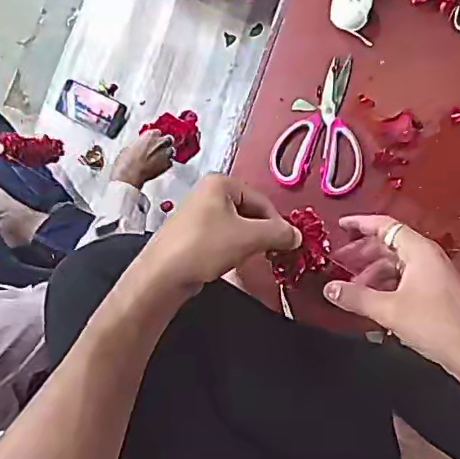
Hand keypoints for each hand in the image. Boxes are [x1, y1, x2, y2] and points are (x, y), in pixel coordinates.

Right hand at [109, 129, 173, 186]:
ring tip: (158, 159)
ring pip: (171, 150)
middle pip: (167, 140)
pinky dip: (166, 164)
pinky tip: (158, 166)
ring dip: (166, 153)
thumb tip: (141, 146)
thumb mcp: (130, 147)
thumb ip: (140, 144)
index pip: (157, 132)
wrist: (130, 175)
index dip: (154, 138)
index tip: (152, 141)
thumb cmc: (127, 162)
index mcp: (150, 135)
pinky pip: (170, 162)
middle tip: (157, 150)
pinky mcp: (168, 164)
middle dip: (163, 144)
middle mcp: (160, 142)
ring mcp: (166, 153)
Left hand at [131, 175, 299, 292]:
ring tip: (248, 258)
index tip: (286, 243)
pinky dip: (232, 248)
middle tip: (270, 252)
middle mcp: (207, 193)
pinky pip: (222, 237)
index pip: (262, 201)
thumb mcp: (249, 238)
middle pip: (250, 212)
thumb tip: (296, 236)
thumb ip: (279, 233)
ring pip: (237, 226)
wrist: (163, 275)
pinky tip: (229, 262)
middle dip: (262, 233)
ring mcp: (197, 213)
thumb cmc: (203, 247)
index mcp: (220, 182)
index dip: (277, 223)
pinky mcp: (191, 234)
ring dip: (248, 242)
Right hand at [324, 216, 459, 388]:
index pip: (385, 225)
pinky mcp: (436, 292)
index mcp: (418, 250)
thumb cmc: (435, 324)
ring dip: (372, 273)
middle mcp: (427, 256)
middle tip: (338, 263)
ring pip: (396, 264)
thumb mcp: (389, 310)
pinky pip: (405, 279)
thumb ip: (356, 297)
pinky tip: (372, 302)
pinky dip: (386, 285)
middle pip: (389, 244)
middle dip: (362, 252)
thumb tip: (329, 288)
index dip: (360, 223)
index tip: (340, 226)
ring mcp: (433, 274)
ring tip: (351, 289)